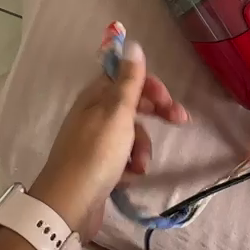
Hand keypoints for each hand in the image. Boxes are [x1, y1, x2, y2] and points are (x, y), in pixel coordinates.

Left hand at [30, 39, 187, 238]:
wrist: (68, 206)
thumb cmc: (96, 154)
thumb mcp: (117, 112)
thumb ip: (129, 80)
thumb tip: (132, 43)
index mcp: (96, 97)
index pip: (127, 77)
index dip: (150, 85)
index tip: (169, 99)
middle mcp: (93, 114)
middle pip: (131, 104)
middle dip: (155, 114)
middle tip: (180, 121)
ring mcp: (94, 141)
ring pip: (130, 133)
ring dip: (142, 146)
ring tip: (140, 165)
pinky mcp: (97, 166)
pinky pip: (123, 157)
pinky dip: (131, 164)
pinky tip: (131, 177)